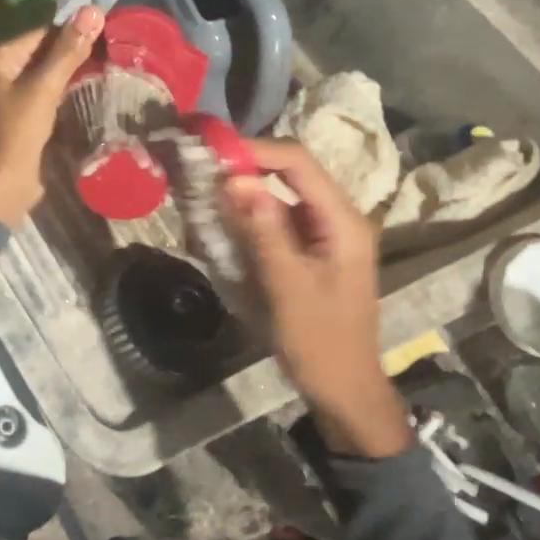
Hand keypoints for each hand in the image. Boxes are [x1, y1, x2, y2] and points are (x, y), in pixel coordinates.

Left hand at [0, 6, 102, 226]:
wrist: (8, 182)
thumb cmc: (20, 130)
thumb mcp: (45, 87)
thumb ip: (68, 50)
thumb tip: (93, 10)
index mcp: (1, 57)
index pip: (43, 32)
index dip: (74, 31)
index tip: (109, 30)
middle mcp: (5, 68)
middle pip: (47, 50)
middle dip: (77, 49)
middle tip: (116, 46)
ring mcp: (16, 90)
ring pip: (52, 70)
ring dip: (77, 68)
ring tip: (112, 62)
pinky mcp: (29, 109)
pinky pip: (53, 88)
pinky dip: (71, 85)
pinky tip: (96, 84)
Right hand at [224, 139, 409, 457]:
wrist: (343, 390)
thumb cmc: (319, 340)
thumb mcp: (287, 284)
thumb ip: (263, 228)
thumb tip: (236, 178)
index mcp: (343, 222)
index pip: (297, 162)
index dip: (254, 149)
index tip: (208, 152)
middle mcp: (336, 218)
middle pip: (287, 171)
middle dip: (242, 165)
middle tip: (196, 168)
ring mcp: (322, 232)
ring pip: (277, 192)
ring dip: (239, 189)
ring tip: (199, 190)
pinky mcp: (307, 248)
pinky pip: (273, 216)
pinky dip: (245, 212)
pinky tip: (217, 218)